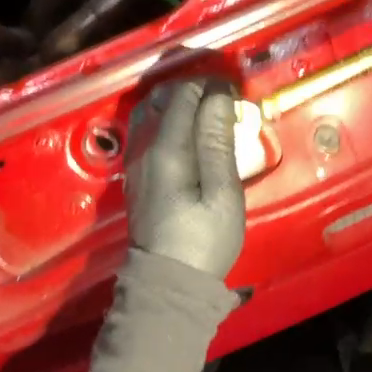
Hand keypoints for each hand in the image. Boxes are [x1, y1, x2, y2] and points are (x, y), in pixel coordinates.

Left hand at [125, 78, 246, 278]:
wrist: (167, 285)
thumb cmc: (203, 242)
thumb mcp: (222, 194)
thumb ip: (218, 143)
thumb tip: (218, 96)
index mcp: (166, 150)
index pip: (184, 96)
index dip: (211, 85)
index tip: (236, 92)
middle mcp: (143, 149)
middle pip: (162, 98)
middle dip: (193, 89)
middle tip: (224, 98)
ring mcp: (135, 163)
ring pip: (150, 113)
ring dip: (178, 103)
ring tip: (208, 112)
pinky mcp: (136, 177)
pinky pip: (147, 132)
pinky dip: (168, 121)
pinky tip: (189, 134)